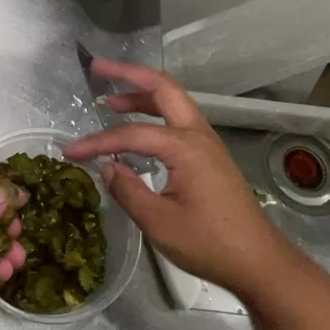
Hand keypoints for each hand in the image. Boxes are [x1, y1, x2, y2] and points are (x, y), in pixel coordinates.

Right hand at [63, 58, 279, 295]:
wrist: (259, 262)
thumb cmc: (210, 243)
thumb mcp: (159, 222)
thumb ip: (128, 190)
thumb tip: (107, 166)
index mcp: (185, 147)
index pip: (130, 134)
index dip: (97, 141)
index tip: (70, 153)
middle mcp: (197, 135)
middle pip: (163, 88)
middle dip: (129, 74)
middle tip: (99, 67)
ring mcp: (207, 143)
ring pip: (173, 101)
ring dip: (142, 93)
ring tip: (111, 99)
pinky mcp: (209, 157)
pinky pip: (178, 120)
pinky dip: (154, 112)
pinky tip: (138, 129)